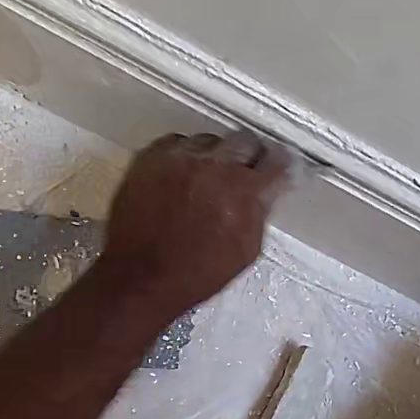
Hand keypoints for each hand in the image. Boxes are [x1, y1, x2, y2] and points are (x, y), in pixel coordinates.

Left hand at [96, 132, 290, 315]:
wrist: (140, 278)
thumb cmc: (194, 274)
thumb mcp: (245, 251)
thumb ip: (260, 212)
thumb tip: (266, 191)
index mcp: (243, 191)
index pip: (277, 161)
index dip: (279, 166)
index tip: (276, 170)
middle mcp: (213, 167)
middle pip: (244, 141)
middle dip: (248, 157)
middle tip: (240, 174)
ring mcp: (179, 159)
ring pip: (209, 141)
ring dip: (213, 156)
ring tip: (204, 180)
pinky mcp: (150, 158)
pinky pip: (176, 143)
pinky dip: (182, 156)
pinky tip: (179, 178)